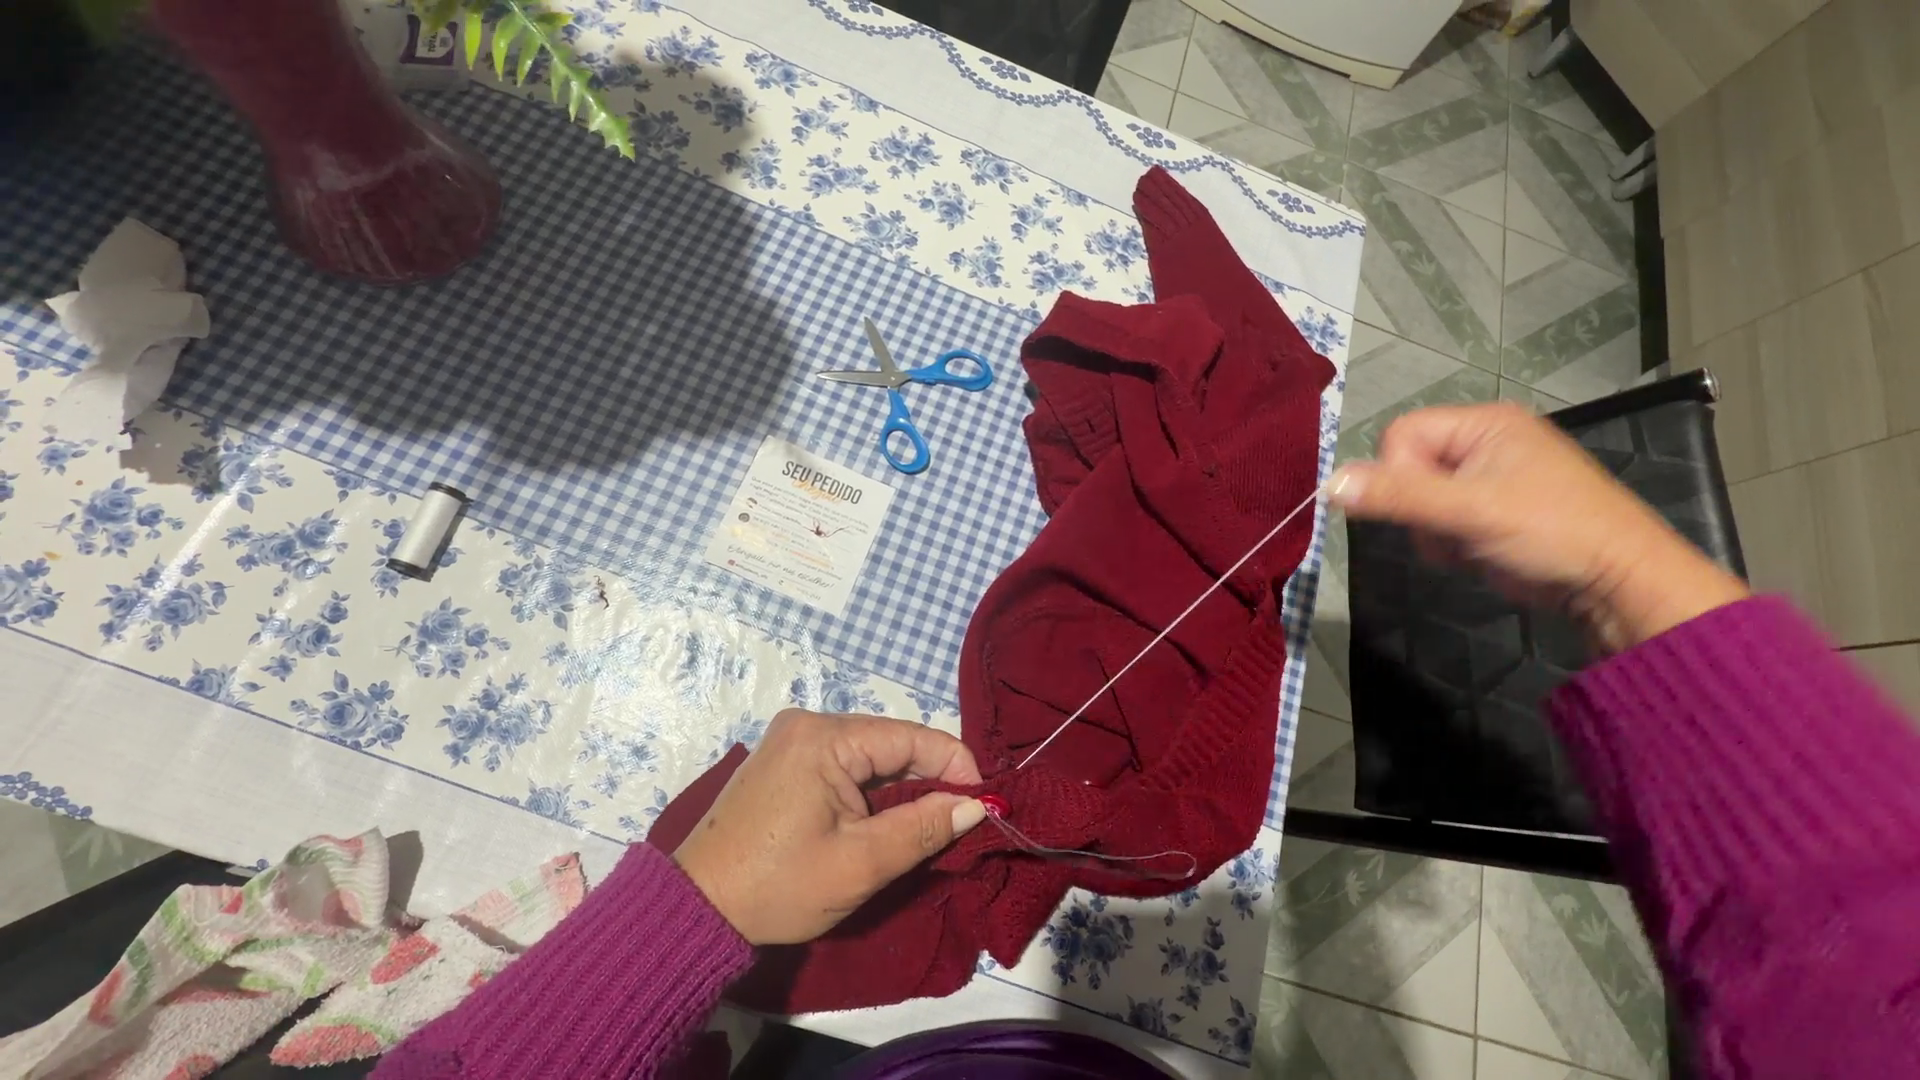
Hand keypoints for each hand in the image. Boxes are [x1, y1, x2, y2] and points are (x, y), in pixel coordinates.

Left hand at [671, 709, 987, 945]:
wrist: (696, 908)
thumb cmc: (778, 887)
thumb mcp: (860, 864)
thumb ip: (924, 828)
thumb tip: (977, 805)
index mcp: (824, 737)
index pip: (912, 737)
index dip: (956, 765)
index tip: (986, 801)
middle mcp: (808, 723)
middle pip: (891, 742)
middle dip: (930, 777)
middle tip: (963, 816)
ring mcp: (793, 738)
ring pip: (870, 753)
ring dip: (902, 784)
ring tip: (932, 820)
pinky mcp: (785, 758)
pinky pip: (845, 762)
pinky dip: (872, 787)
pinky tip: (888, 815)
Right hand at [1329, 403, 1747, 652]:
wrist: (1617, 583)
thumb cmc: (1551, 532)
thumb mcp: (1469, 510)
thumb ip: (1397, 495)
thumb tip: (1329, 485)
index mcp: (1484, 423)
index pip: (1401, 434)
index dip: (1399, 473)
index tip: (1428, 506)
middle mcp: (1484, 441)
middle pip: (1406, 466)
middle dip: (1417, 507)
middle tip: (1451, 528)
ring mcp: (1487, 476)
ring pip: (1416, 497)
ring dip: (1430, 529)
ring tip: (1467, 543)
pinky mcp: (1489, 508)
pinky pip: (1436, 516)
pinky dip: (1445, 538)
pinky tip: (1473, 550)